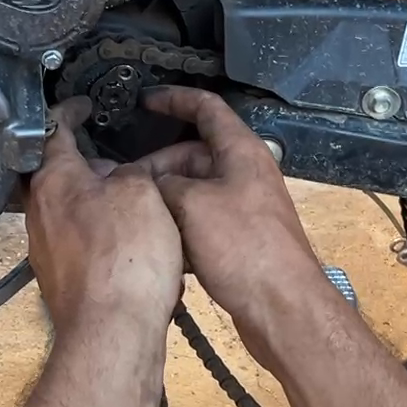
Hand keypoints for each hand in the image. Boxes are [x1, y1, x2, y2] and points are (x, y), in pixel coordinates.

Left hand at [25, 98, 184, 346]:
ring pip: (72, 208)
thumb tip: (122, 176)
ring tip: (135, 201)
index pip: (54, 129)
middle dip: (92, 164)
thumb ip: (130, 172)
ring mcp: (45, 249)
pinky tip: (132, 243)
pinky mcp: (61, 279)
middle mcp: (39, 212)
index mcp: (53, 180)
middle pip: (62, 173)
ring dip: (99, 200)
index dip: (71, 110)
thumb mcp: (142, 192)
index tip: (84, 105)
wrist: (112, 332)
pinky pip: (81, 240)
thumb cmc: (126, 255)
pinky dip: (102, 231)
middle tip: (123, 161)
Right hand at [139, 87, 340, 366]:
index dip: (174, 99)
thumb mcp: (192, 204)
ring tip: (135, 214)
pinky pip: (199, 219)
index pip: (206, 108)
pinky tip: (158, 244)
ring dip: (164, 198)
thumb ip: (164, 184)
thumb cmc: (242, 246)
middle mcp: (243, 172)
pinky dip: (178, 225)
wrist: (281, 307)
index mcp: (240, 151)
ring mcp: (242, 206)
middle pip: (192, 154)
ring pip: (193, 189)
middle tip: (125, 185)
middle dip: (157, 165)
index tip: (145, 101)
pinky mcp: (238, 237)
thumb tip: (145, 183)